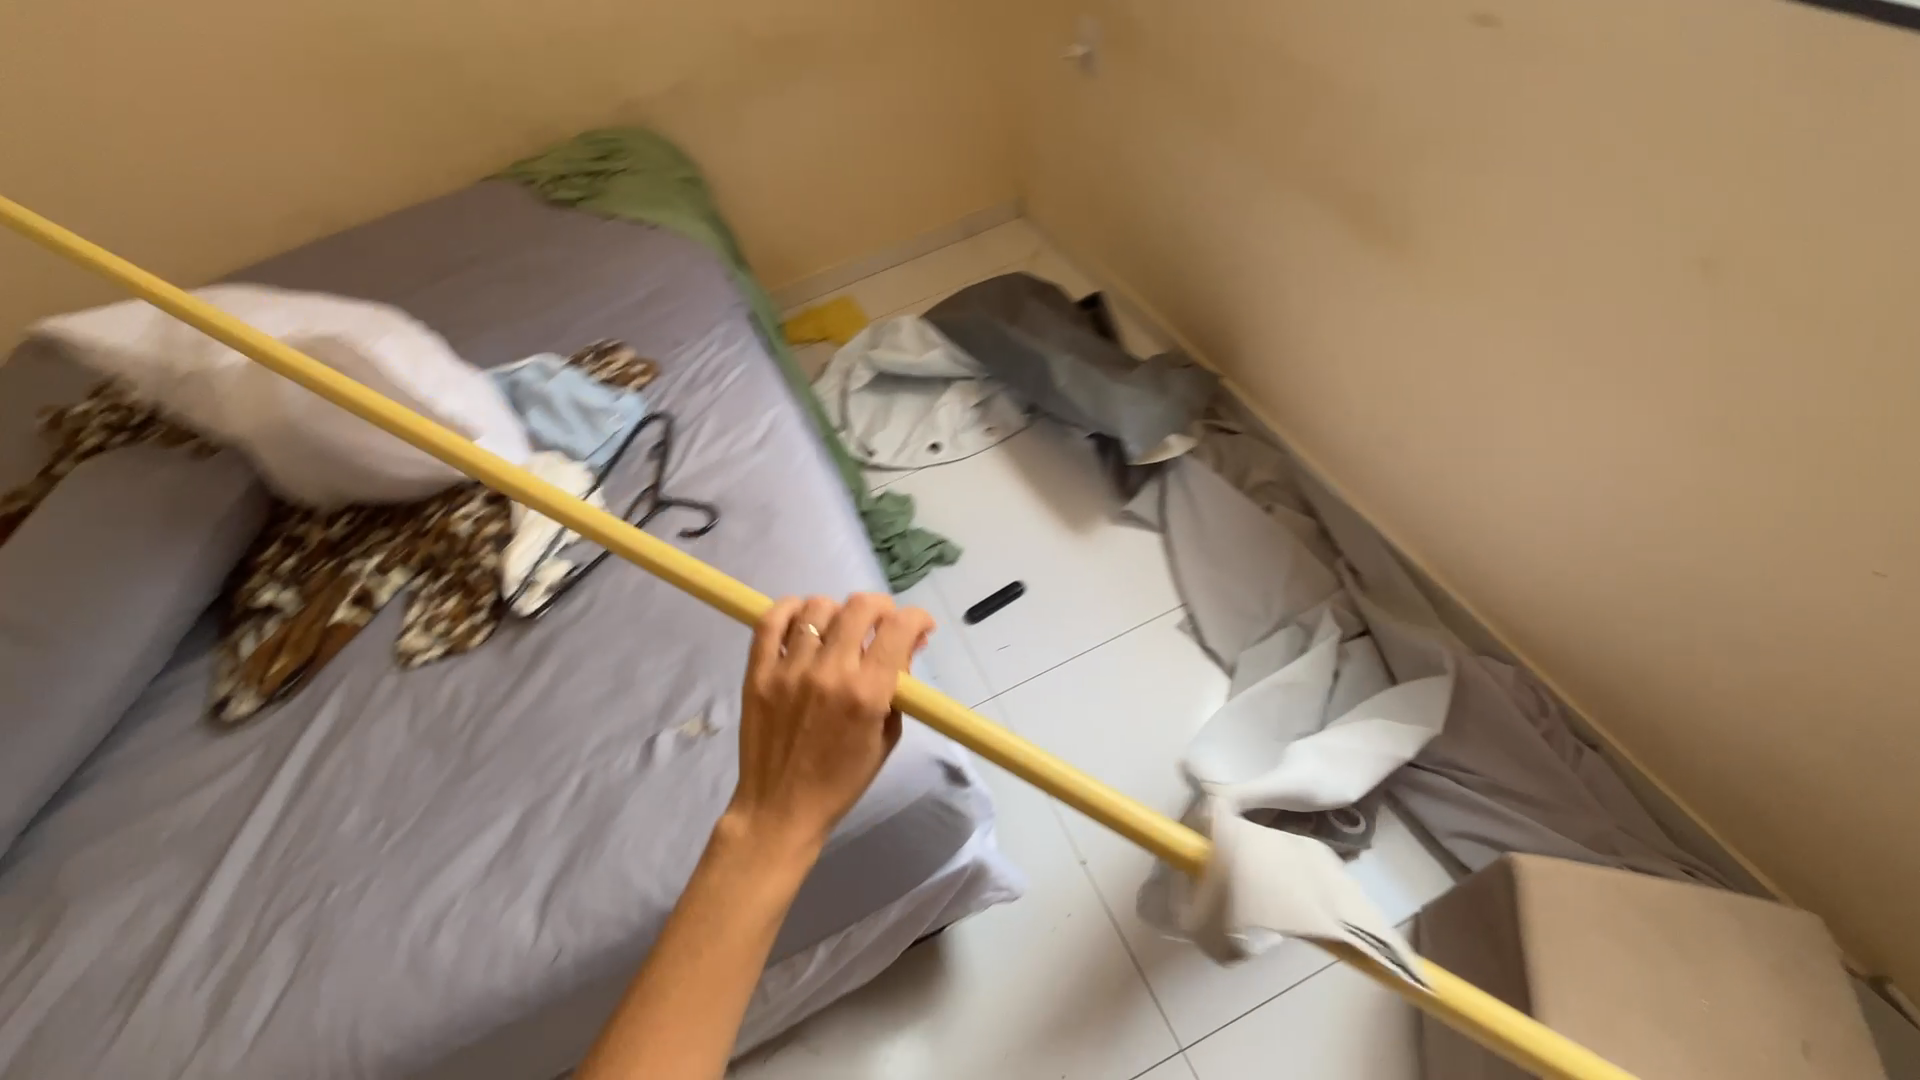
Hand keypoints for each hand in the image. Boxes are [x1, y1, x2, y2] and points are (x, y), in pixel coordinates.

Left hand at [724, 593, 933, 855]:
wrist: (781, 808)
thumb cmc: (842, 780)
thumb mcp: (886, 737)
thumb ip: (899, 687)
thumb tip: (909, 643)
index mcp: (867, 694)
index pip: (899, 628)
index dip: (917, 618)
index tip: (920, 626)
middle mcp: (830, 673)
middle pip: (860, 607)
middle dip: (882, 608)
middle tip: (882, 624)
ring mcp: (789, 670)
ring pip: (818, 608)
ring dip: (838, 611)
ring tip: (840, 629)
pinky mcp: (758, 673)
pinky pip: (770, 621)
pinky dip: (789, 608)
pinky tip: (802, 617)